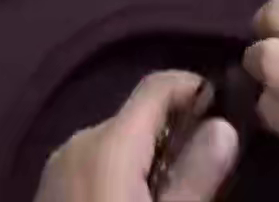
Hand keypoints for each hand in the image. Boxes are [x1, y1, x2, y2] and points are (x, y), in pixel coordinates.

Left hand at [35, 71, 238, 201]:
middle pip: (138, 116)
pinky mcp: (50, 193)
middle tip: (215, 170)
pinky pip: (97, 165)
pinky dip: (126, 174)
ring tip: (181, 196)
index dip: (193, 88)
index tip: (228, 110)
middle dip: (177, 132)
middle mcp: (79, 141)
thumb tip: (223, 126)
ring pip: (119, 142)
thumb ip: (196, 177)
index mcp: (106, 144)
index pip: (156, 87)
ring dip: (153, 157)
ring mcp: (59, 167)